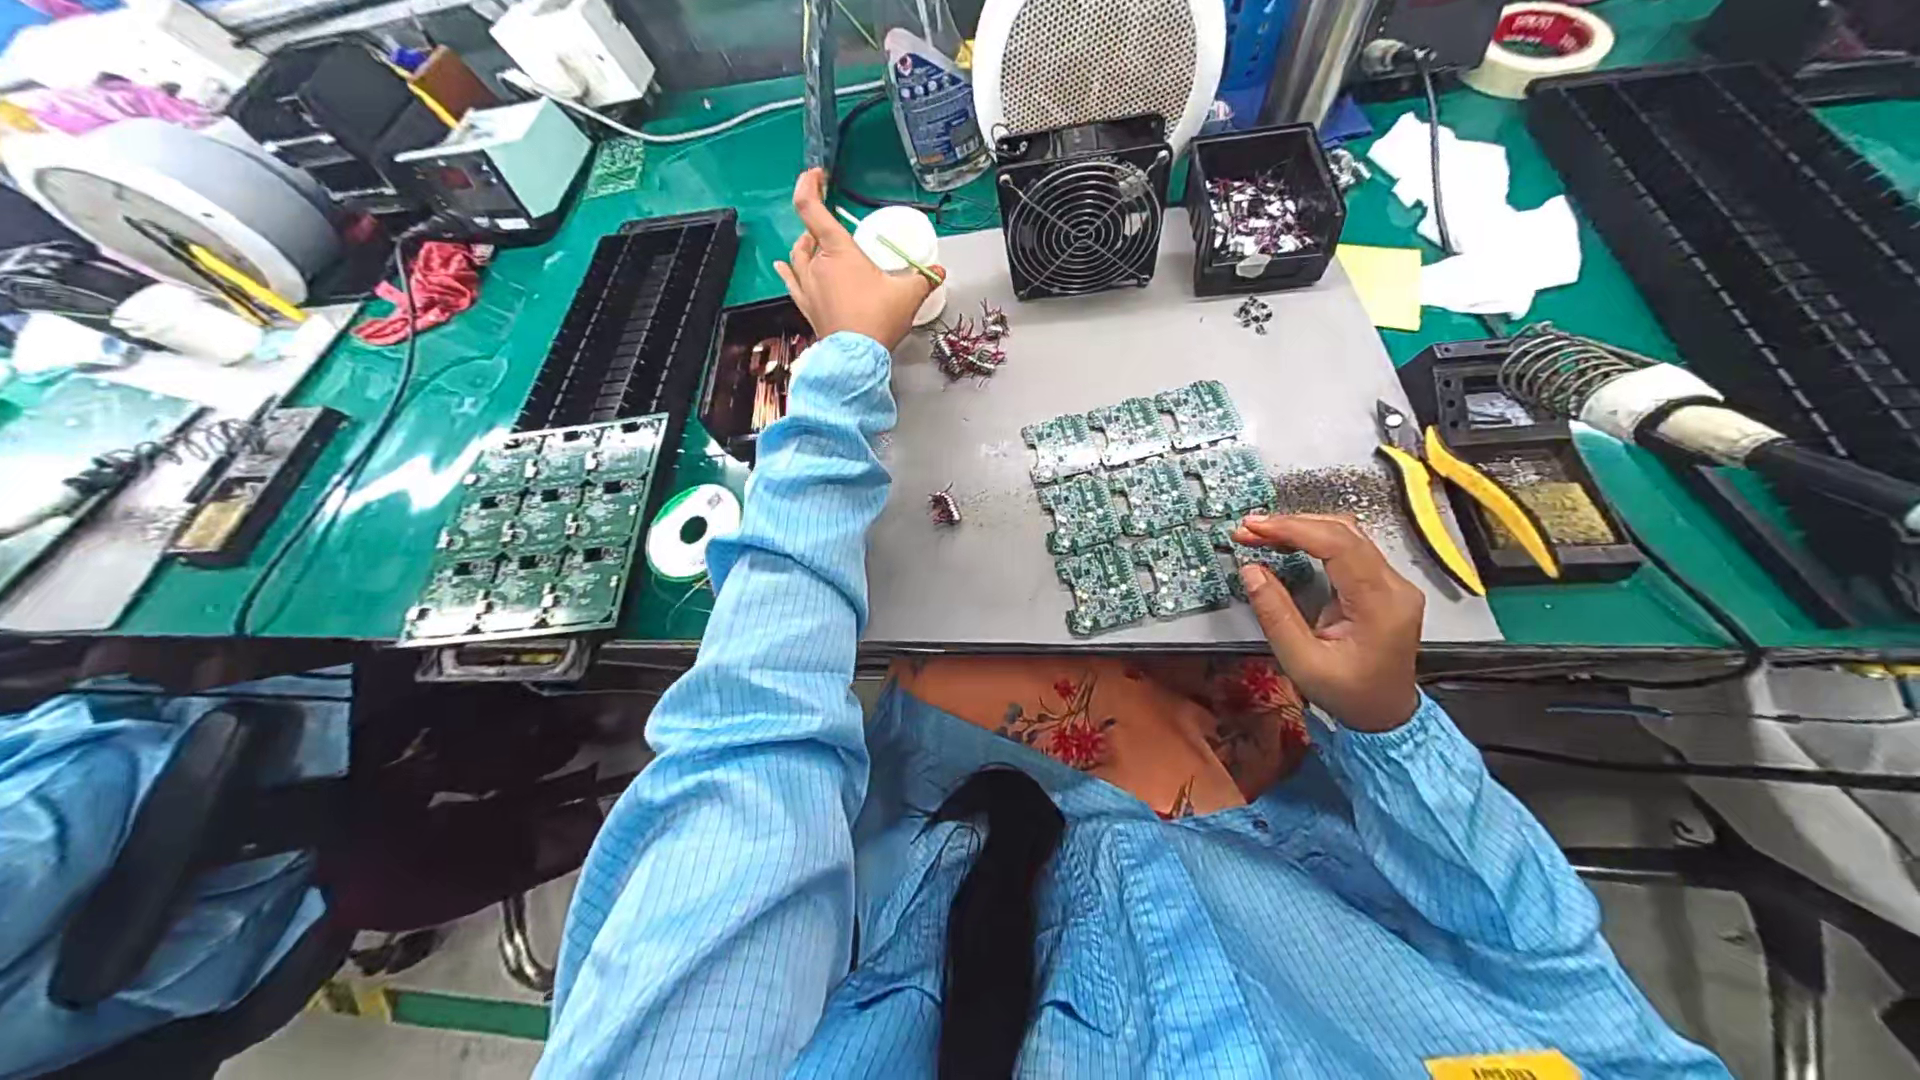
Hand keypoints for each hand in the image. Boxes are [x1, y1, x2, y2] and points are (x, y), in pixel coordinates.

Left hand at [773, 168, 942, 350]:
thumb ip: (923, 279)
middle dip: (817, 227)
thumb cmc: (877, 321)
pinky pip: (792, 282)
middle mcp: (816, 265)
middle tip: (833, 228)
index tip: (816, 175)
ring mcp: (808, 287)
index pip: (811, 208)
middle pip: (807, 235)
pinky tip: (783, 267)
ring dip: (804, 247)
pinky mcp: (807, 307)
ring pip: (797, 257)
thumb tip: (937, 272)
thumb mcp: (908, 296)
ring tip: (813, 244)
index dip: (809, 185)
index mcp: (837, 252)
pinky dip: (788, 271)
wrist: (857, 359)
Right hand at [1231, 514, 1424, 731]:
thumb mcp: (1302, 661)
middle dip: (1291, 525)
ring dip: (1301, 528)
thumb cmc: (1349, 695)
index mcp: (1380, 605)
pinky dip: (1312, 540)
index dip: (1292, 529)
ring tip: (1261, 534)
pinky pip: (1348, 548)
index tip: (1254, 528)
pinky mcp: (1382, 585)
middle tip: (1249, 530)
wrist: (1385, 715)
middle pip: (1343, 532)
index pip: (1338, 545)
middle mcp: (1395, 587)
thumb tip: (1252, 571)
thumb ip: (1275, 614)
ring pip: (1346, 535)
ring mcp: (1393, 583)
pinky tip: (1286, 544)